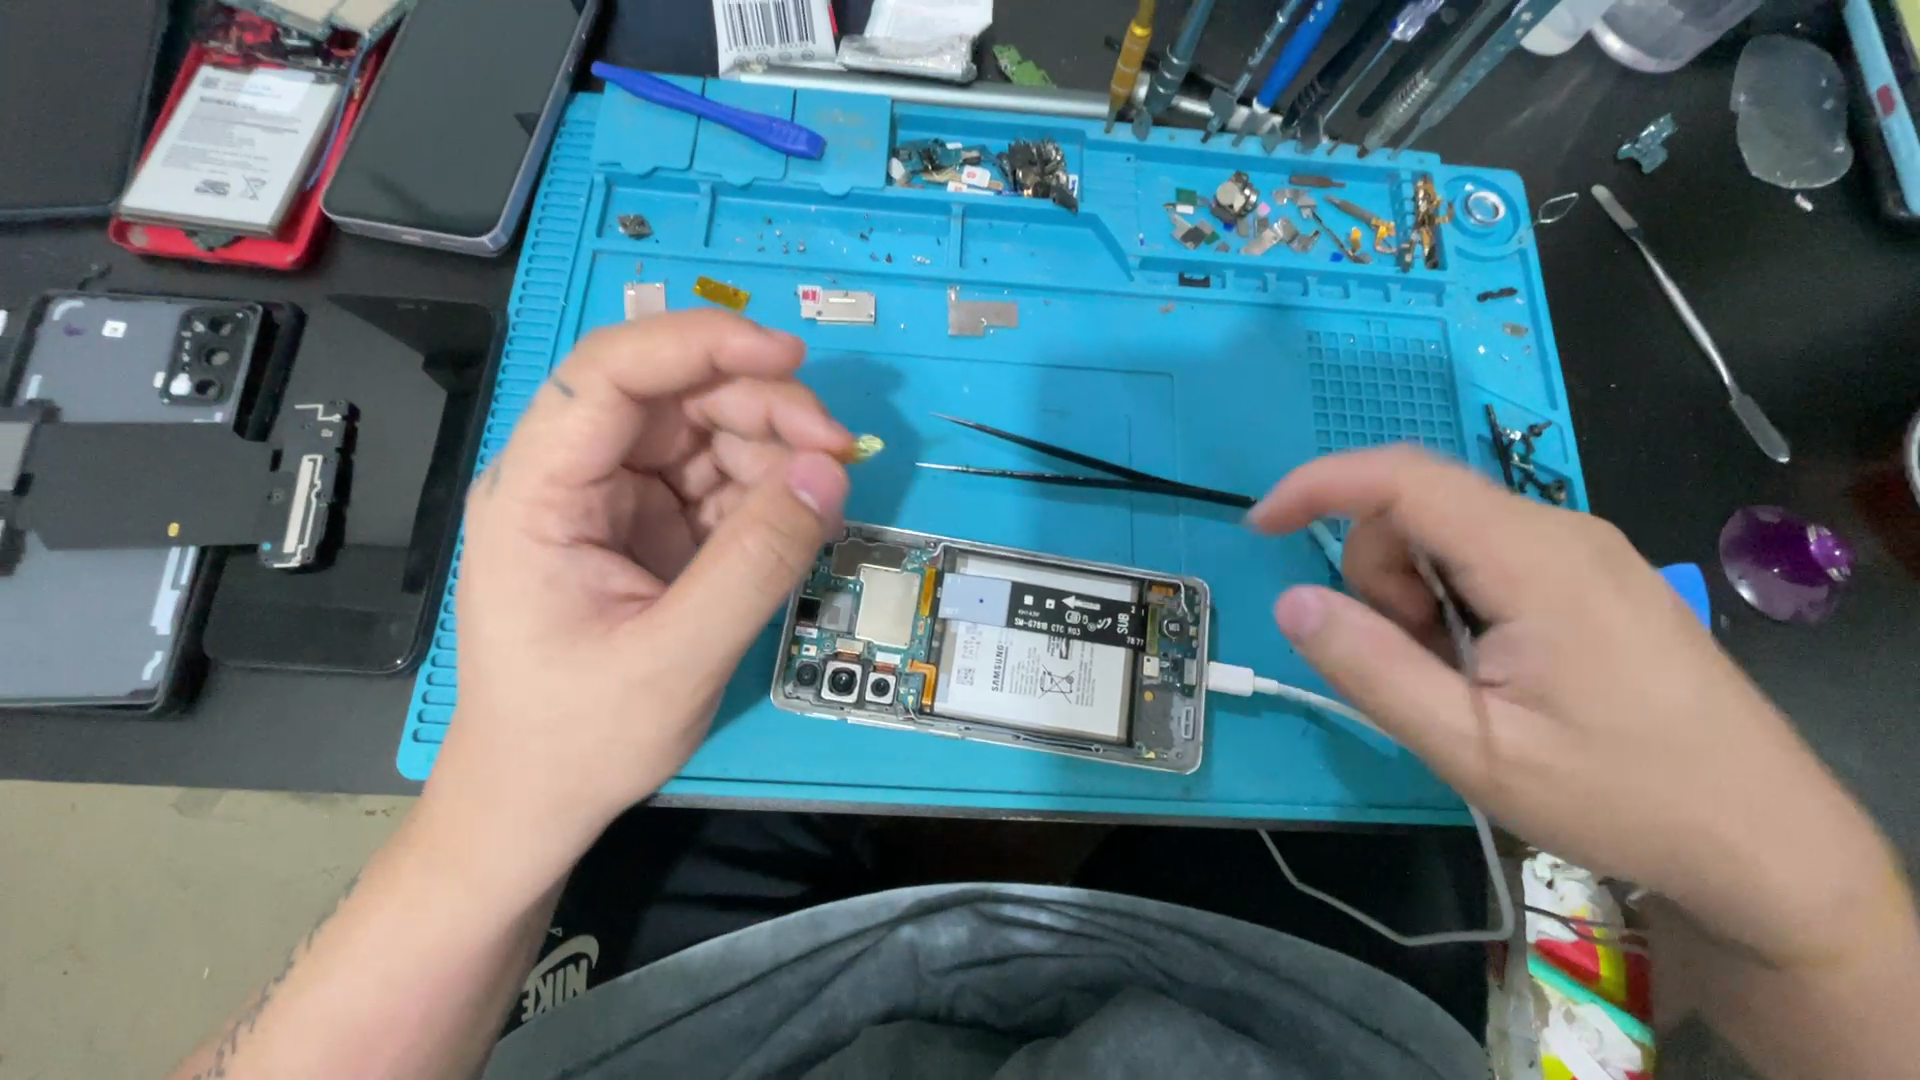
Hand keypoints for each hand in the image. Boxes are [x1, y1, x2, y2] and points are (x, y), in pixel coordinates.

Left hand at [422, 312, 852, 892]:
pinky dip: (771, 491)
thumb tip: (831, 474)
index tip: (790, 357)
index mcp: (541, 491)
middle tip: (837, 449)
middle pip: (674, 395)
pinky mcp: (655, 528)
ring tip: (826, 492)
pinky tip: (803, 517)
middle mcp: (576, 478)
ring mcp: (618, 501)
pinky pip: (723, 483)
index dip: (701, 343)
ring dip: (776, 448)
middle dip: (761, 406)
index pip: (612, 374)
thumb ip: (756, 564)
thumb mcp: (677, 659)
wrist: (541, 799)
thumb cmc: (580, 737)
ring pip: (707, 432)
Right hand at [1248, 446, 1911, 968]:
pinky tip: (1482, 664)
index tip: (1260, 529)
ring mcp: (1581, 551)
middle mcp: (1559, 531)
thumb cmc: (1618, 796)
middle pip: (1416, 510)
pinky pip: (1483, 558)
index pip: (1402, 478)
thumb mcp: (1470, 747)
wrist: (1768, 843)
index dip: (1316, 486)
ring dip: (1413, 596)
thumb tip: (1292, 602)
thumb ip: (1370, 668)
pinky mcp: (1589, 577)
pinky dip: (1449, 602)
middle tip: (1407, 662)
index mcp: (1532, 558)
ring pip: (1446, 535)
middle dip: (1378, 577)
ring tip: (1451, 676)